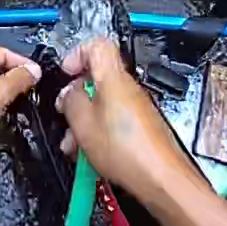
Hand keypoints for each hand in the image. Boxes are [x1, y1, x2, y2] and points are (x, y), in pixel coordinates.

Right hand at [57, 37, 208, 206]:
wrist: (161, 180)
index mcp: (114, 79)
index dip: (77, 54)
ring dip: (83, 121)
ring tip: (73, 145)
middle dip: (75, 97)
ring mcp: (135, 108)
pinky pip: (112, 121)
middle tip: (66, 114)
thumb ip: (70, 100)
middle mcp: (128, 89)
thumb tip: (68, 93)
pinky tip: (88, 154)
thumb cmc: (128, 152)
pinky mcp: (139, 127)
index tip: (66, 74)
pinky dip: (97, 133)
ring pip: (101, 103)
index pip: (97, 45)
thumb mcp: (83, 123)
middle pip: (96, 79)